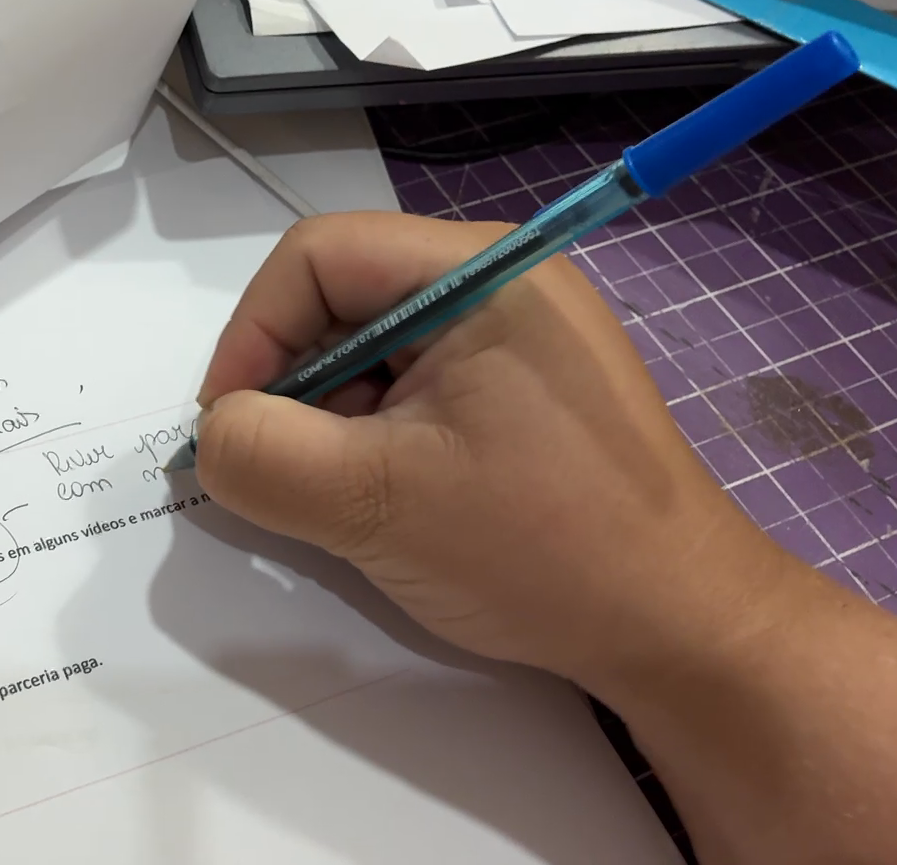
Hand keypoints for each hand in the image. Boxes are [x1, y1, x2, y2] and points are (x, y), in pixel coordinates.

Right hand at [194, 210, 896, 864]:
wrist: (683, 640)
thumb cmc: (542, 554)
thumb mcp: (372, 504)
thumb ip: (259, 455)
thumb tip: (212, 436)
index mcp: (480, 273)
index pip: (316, 256)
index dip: (253, 331)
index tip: (231, 420)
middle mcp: (489, 282)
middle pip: (329, 296)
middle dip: (285, 378)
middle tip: (277, 458)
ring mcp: (495, 331)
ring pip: (349, 342)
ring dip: (315, 411)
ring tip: (333, 484)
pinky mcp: (493, 380)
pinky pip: (384, 378)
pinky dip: (348, 428)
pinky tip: (369, 485)